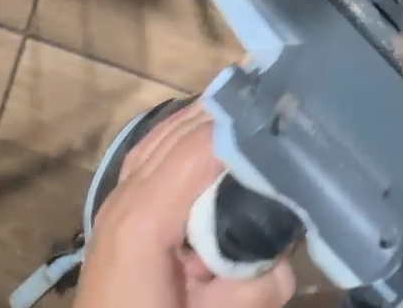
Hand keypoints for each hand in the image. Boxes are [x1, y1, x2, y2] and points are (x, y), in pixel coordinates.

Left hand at [77, 104, 295, 307]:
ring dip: (207, 121)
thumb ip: (254, 290)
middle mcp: (126, 195)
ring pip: (166, 131)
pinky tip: (211, 142)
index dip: (240, 127)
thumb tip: (285, 261)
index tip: (281, 120)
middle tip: (275, 111)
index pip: (198, 147)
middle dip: (229, 116)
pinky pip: (153, 149)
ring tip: (251, 118)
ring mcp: (116, 197)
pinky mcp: (119, 205)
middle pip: (182, 129)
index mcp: (144, 221)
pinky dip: (184, 135)